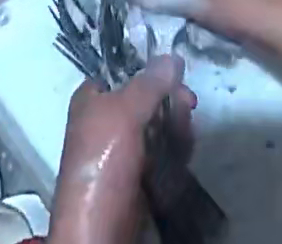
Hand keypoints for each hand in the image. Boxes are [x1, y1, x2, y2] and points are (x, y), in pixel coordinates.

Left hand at [49, 56, 194, 243]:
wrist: (101, 231)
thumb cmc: (103, 160)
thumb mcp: (123, 113)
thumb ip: (148, 84)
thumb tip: (170, 56)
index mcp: (92, 98)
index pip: (124, 74)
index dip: (151, 74)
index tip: (177, 77)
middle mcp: (106, 120)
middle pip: (147, 102)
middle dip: (170, 103)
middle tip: (189, 106)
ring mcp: (124, 151)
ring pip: (159, 130)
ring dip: (176, 129)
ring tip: (185, 136)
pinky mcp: (141, 179)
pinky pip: (164, 157)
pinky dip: (176, 154)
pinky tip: (184, 156)